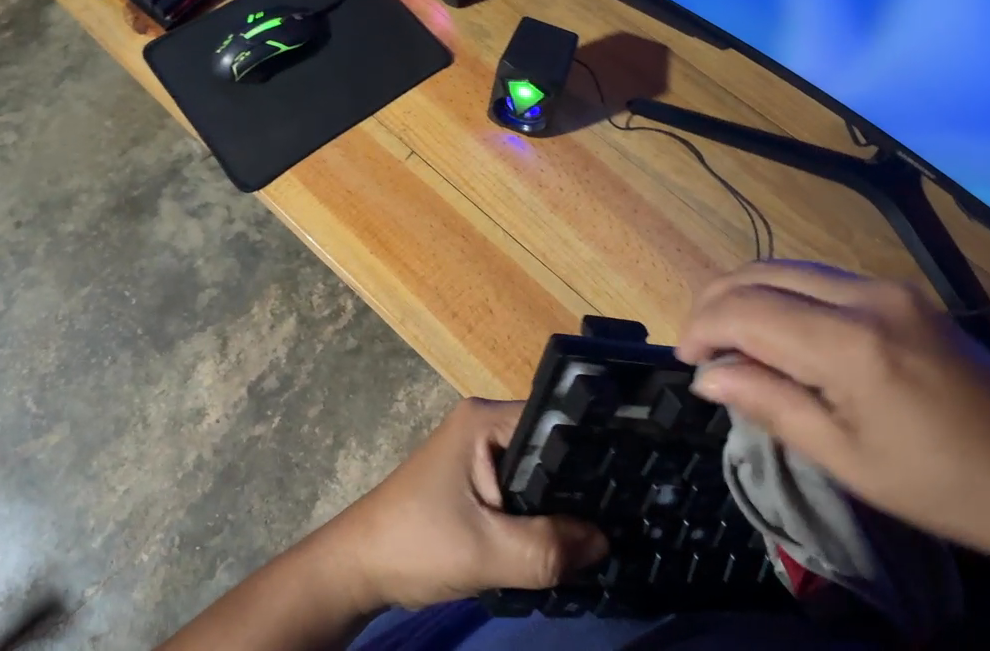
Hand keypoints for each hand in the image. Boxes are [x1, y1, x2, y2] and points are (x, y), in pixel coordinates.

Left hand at [319, 398, 607, 608]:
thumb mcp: (485, 553)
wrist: (357, 570)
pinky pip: (523, 488)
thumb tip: (605, 541)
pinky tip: (568, 538)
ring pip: (539, 471)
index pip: (558, 419)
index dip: (595, 449)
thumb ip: (547, 548)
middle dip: (583, 481)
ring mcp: (479, 451)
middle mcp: (485, 423)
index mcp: (485, 419)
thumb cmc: (415, 545)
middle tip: (627, 513)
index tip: (632, 479)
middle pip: (552, 445)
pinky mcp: (476, 479)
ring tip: (607, 529)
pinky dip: (542, 513)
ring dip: (562, 502)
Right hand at [676, 261, 989, 560]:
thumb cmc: (944, 486)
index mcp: (851, 342)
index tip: (684, 360)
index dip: (703, 327)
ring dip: (748, 293)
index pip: (747, 308)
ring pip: (791, 267)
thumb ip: (768, 402)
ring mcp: (891, 288)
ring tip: (727, 337)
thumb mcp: (844, 458)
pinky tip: (777, 328)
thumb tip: (708, 375)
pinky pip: (823, 277)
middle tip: (695, 344)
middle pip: (763, 272)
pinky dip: (784, 293)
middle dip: (716, 301)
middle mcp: (868, 295)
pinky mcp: (906, 294)